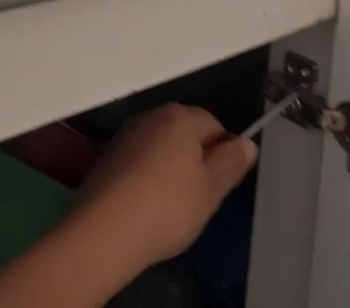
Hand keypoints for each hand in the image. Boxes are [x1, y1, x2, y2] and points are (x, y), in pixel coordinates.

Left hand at [65, 103, 258, 270]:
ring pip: (160, 146)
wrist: (102, 233)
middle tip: (200, 195)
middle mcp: (151, 116)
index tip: (222, 182)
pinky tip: (146, 205)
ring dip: (170, 166)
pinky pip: (138, 160)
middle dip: (196, 157)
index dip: (224, 152)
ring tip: (172, 204)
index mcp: (180, 117)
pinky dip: (146, 176)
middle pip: (185, 132)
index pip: (214, 124)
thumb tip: (247, 143)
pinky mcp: (106, 158)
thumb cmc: (166, 207)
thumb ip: (232, 162)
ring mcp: (125, 136)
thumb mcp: (211, 190)